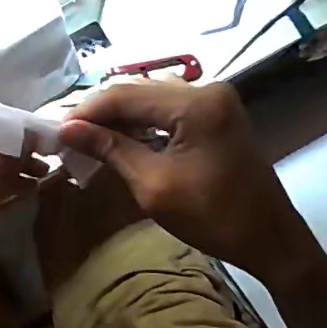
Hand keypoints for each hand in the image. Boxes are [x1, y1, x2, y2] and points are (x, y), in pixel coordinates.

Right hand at [59, 81, 317, 285]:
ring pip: (151, 96)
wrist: (271, 238)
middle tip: (67, 134)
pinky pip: (168, 107)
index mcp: (195, 104)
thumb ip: (111, 149)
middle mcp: (206, 89)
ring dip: (119, 115)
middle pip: (138, 90)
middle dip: (101, 112)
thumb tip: (68, 130)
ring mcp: (214, 99)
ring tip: (88, 137)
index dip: (87, 111)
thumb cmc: (214, 217)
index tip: (55, 130)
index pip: (125, 95)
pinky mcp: (216, 113)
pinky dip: (142, 120)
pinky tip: (121, 137)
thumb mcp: (154, 186)